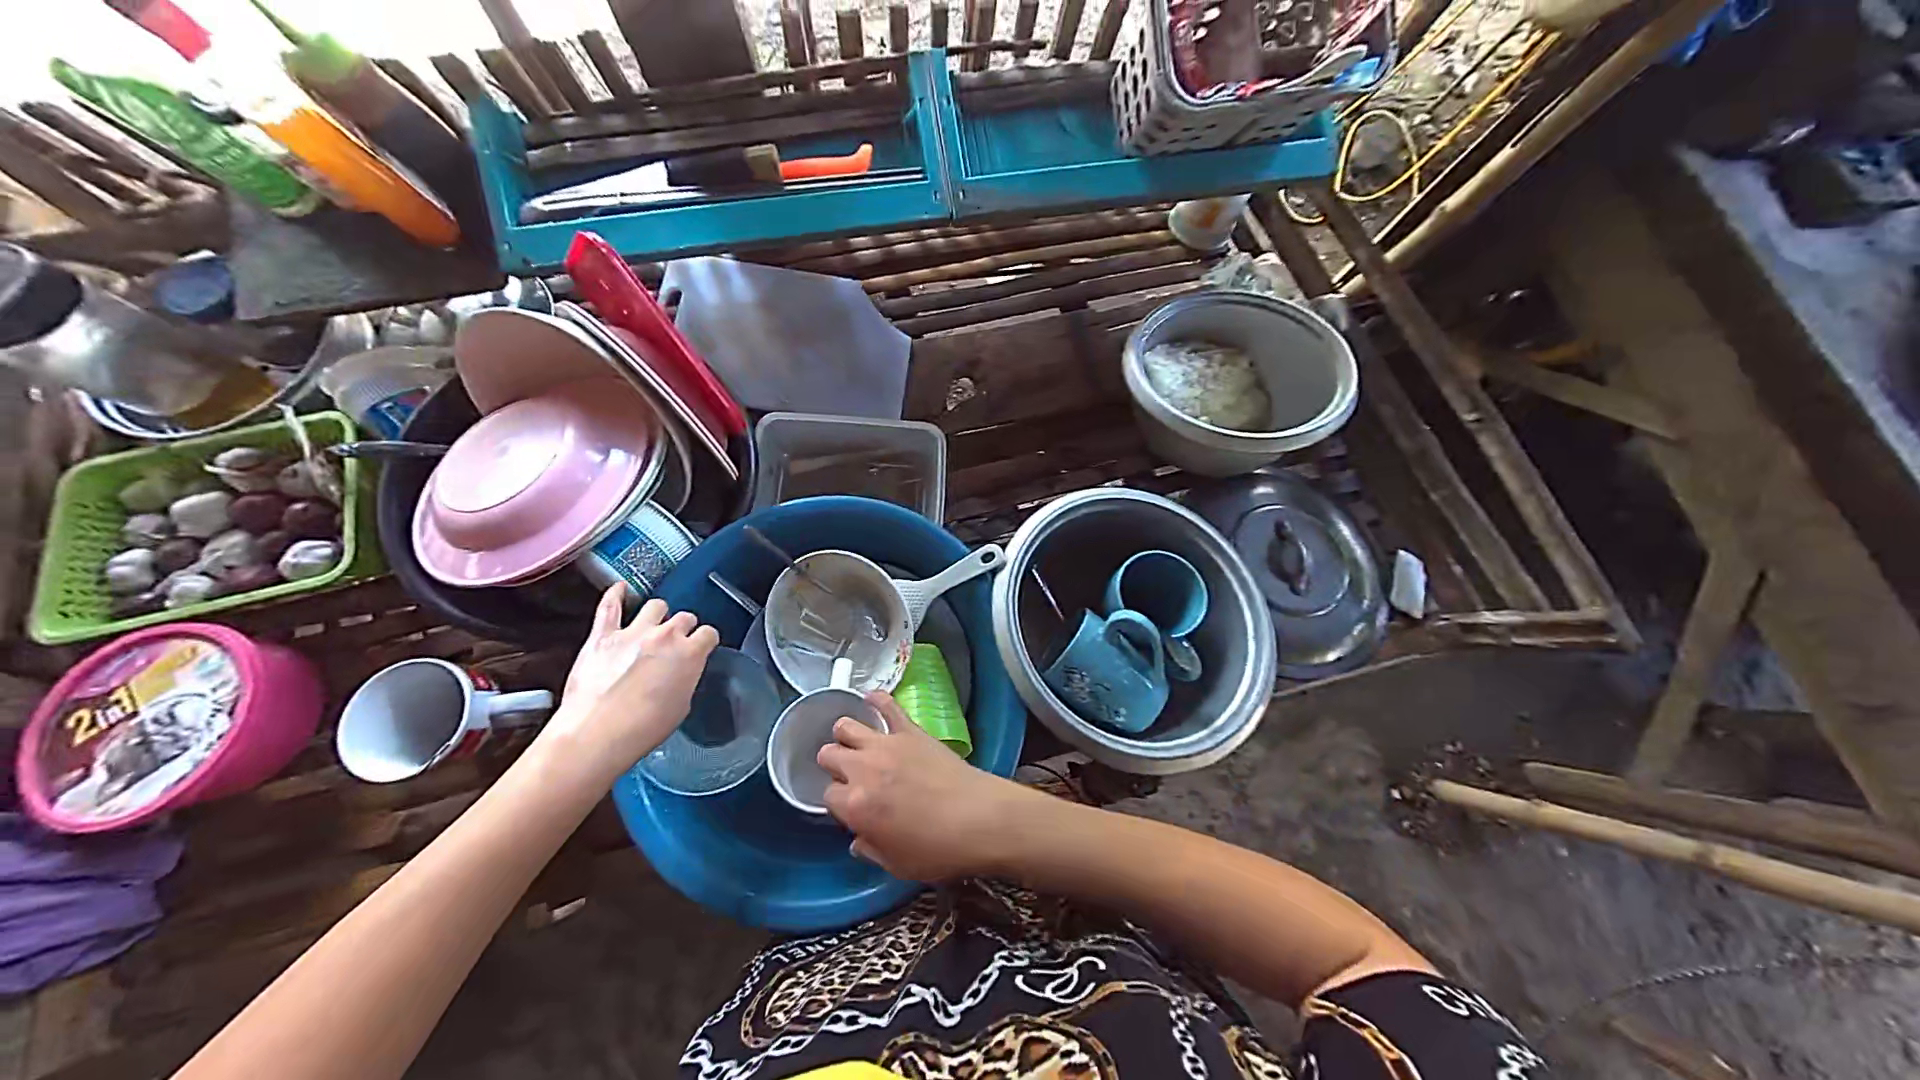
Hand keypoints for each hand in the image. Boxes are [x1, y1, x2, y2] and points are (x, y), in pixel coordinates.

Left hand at [541, 584, 718, 772]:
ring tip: (655, 621)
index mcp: (690, 654)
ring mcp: (632, 632)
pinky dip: (616, 594)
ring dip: (658, 613)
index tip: (702, 645)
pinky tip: (620, 588)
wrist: (596, 735)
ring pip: (655, 605)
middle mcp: (665, 636)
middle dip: (684, 627)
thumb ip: (686, 679)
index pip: (708, 634)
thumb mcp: (681, 707)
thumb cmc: (639, 729)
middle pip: (684, 617)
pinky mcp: (602, 636)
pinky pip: (610, 605)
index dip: (705, 641)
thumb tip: (681, 673)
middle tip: (678, 640)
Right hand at [817, 693, 1045, 880]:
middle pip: (829, 755)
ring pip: (846, 726)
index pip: (827, 796)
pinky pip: (887, 704)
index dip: (838, 803)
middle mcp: (863, 769)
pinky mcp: (910, 729)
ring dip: (846, 736)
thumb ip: (870, 850)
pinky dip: (877, 701)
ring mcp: (886, 744)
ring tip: (856, 744)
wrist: (980, 819)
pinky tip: (871, 701)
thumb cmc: (939, 849)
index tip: (851, 808)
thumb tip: (859, 839)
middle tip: (851, 776)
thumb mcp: (896, 864)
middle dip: (835, 766)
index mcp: (855, 805)